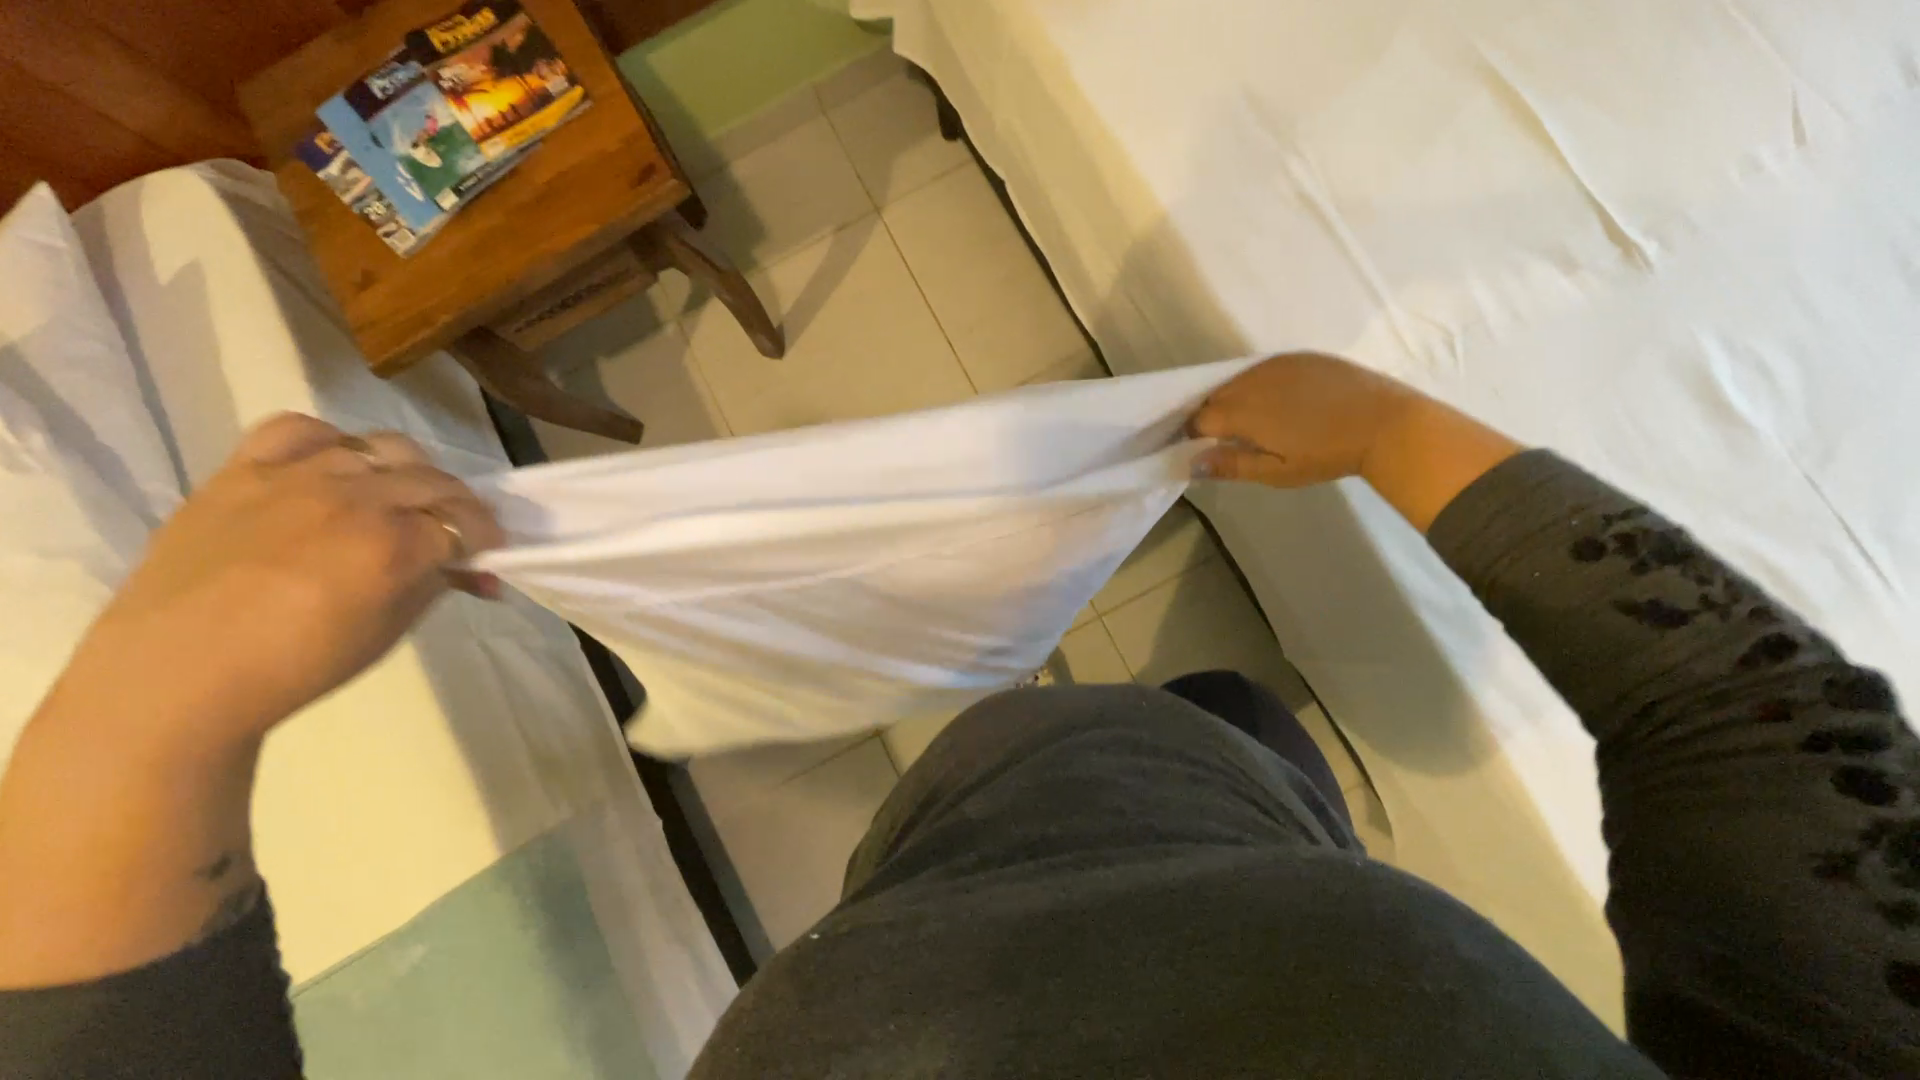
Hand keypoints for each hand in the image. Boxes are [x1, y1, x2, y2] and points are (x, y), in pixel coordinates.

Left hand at [59, 413, 505, 748]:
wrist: (176, 674)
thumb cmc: (296, 666)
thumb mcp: (388, 632)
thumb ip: (435, 586)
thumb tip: (474, 569)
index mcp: (392, 547)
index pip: (466, 522)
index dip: (486, 537)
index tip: (487, 551)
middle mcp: (353, 500)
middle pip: (434, 481)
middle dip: (459, 505)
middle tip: (457, 529)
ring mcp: (296, 478)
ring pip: (382, 447)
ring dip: (408, 472)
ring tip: (400, 497)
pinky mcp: (244, 470)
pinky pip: (300, 430)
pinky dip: (332, 442)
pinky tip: (336, 467)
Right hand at [1187, 352, 1420, 487]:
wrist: (1385, 423)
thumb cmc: (1327, 455)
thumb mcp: (1277, 472)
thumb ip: (1232, 465)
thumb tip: (1191, 463)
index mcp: (1243, 412)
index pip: (1198, 420)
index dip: (1194, 435)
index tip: (1201, 449)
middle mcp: (1251, 381)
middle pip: (1213, 397)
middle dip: (1211, 416)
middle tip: (1226, 438)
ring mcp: (1276, 364)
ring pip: (1237, 381)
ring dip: (1233, 399)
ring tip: (1251, 420)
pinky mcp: (1298, 356)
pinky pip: (1262, 369)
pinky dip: (1258, 384)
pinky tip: (1276, 401)